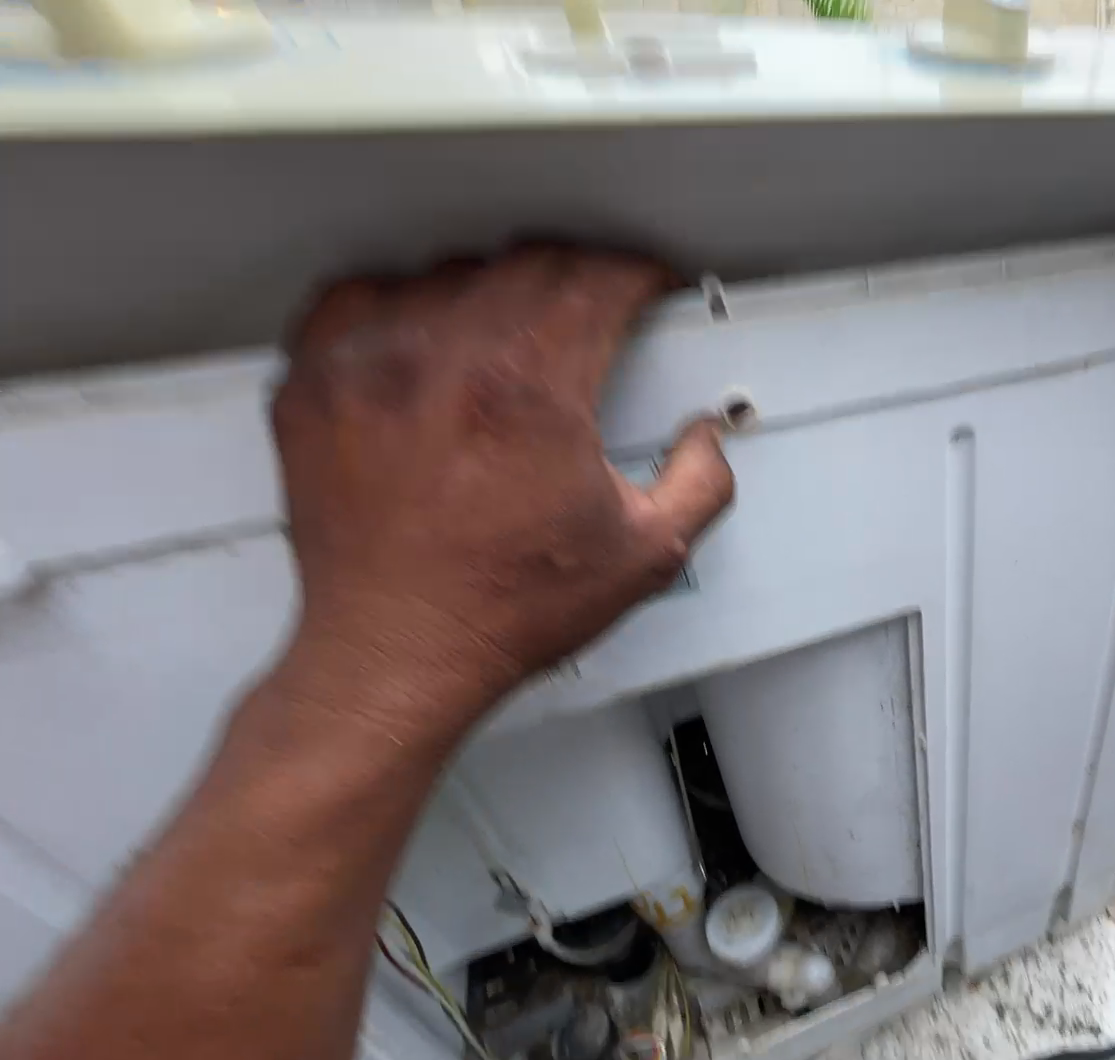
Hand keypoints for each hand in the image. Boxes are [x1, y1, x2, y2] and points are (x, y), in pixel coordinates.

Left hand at [270, 245, 733, 729]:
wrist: (403, 651)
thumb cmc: (511, 604)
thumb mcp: (648, 552)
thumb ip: (701, 482)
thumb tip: (707, 439)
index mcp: (532, 394)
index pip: (595, 282)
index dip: (638, 272)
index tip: (652, 282)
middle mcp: (445, 362)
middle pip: (529, 264)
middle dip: (585, 272)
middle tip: (608, 297)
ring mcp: (369, 368)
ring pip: (452, 271)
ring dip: (509, 285)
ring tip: (535, 322)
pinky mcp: (318, 387)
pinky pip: (364, 297)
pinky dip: (415, 299)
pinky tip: (442, 331)